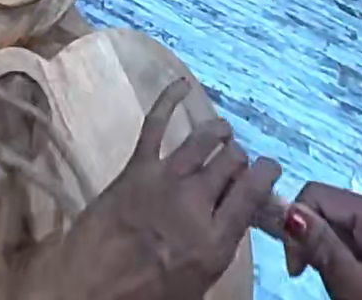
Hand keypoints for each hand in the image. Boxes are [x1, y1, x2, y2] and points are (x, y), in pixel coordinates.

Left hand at [12, 78, 279, 299]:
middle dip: (239, 158)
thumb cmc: (144, 298)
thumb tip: (225, 224)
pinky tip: (182, 83)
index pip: (252, 194)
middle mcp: (196, 203)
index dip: (266, 176)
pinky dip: (170, 99)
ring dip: (217, 132)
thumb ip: (214, 247)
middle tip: (238, 159)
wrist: (91, 290)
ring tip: (223, 130)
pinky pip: (156, 124)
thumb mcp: (196, 285)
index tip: (270, 167)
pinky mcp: (137, 165)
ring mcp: (166, 179)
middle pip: (230, 163)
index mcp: (214, 241)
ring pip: (202, 141)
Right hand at [280, 185, 361, 299]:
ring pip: (333, 243)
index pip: (316, 195)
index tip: (295, 269)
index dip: (297, 226)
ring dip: (328, 269)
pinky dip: (343, 280)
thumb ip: (327, 249)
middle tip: (330, 290)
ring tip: (347, 298)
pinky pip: (349, 261)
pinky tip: (354, 298)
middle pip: (324, 218)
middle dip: (315, 251)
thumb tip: (289, 210)